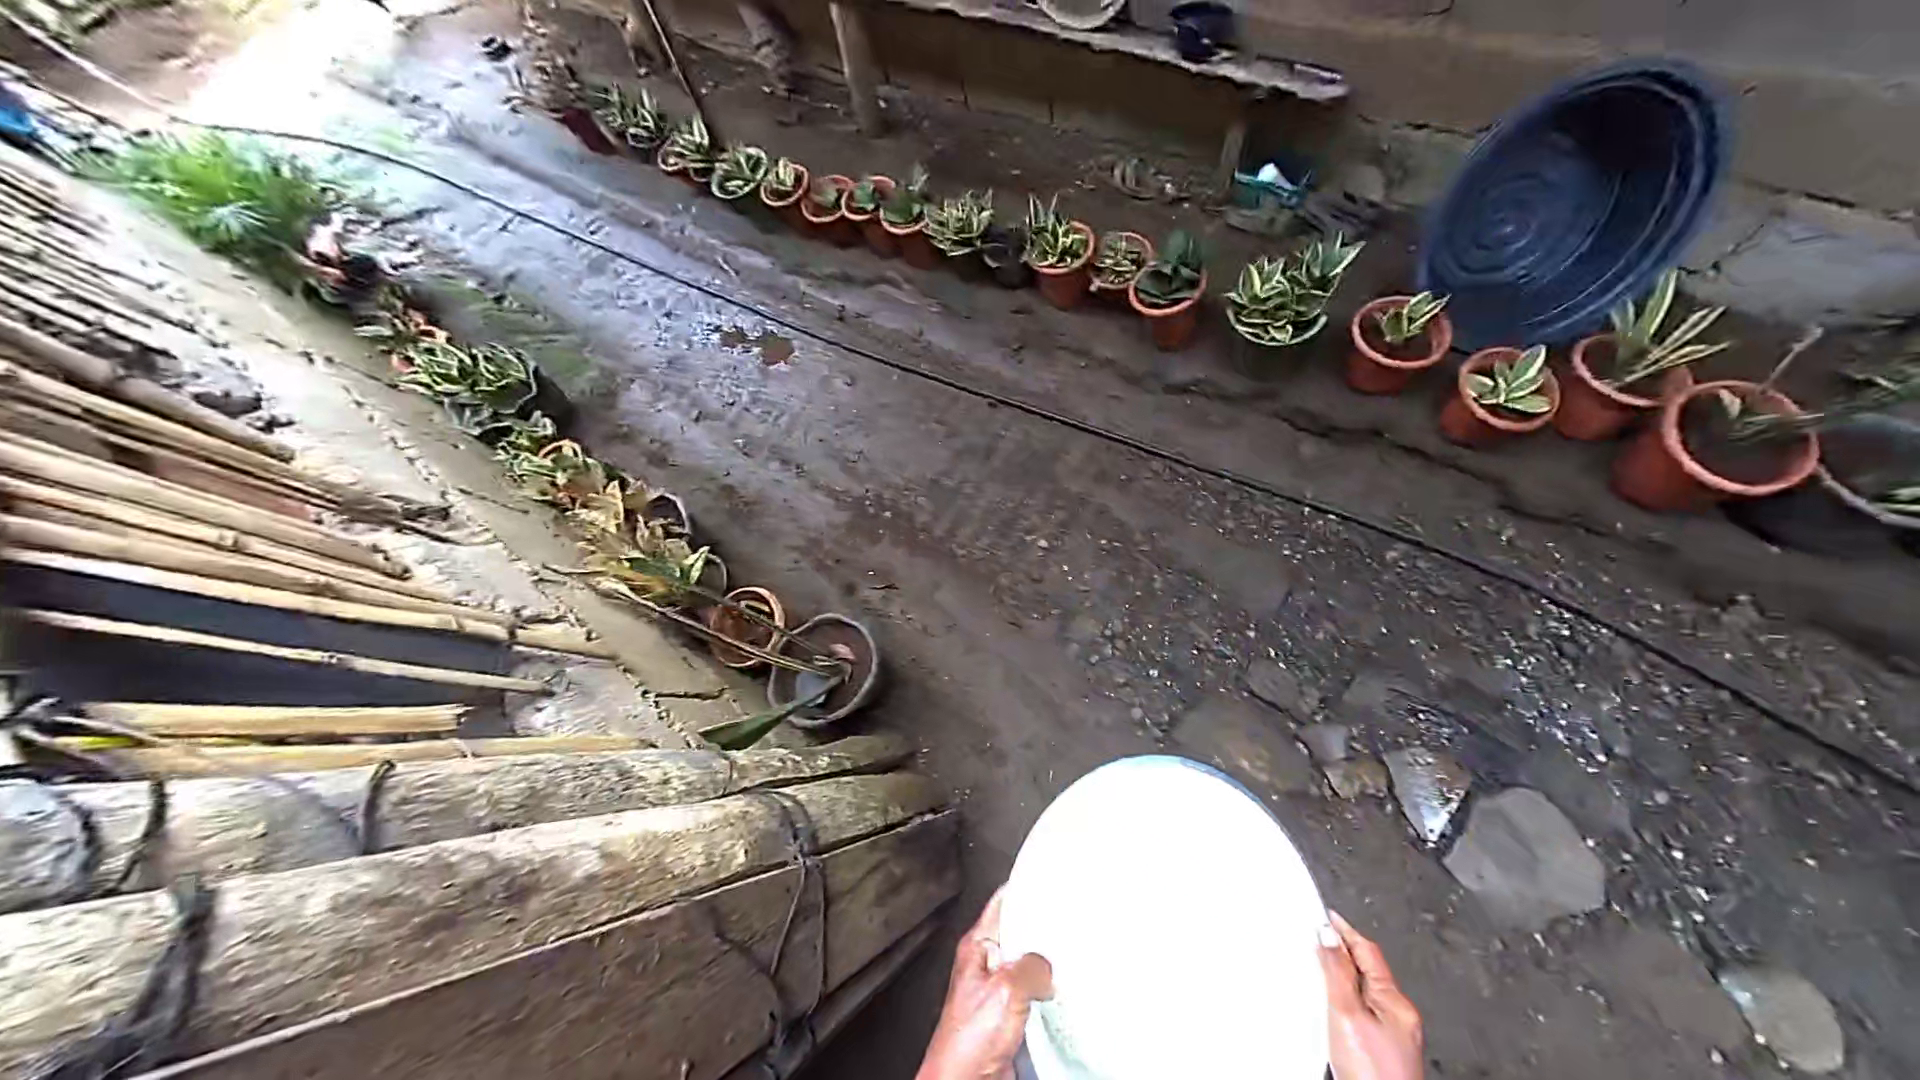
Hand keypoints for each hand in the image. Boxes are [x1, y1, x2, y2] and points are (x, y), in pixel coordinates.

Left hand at [915, 886, 1053, 1079]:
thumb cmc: (967, 1040)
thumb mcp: (1006, 989)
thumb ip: (1030, 966)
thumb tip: (1046, 966)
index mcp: (977, 945)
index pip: (1003, 902)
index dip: (1024, 887)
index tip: (1046, 877)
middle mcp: (986, 964)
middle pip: (1019, 932)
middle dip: (1041, 928)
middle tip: (1066, 921)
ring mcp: (997, 989)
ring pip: (1028, 964)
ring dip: (1045, 965)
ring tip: (1066, 958)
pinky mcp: (1008, 1015)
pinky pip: (1032, 993)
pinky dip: (1047, 992)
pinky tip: (1060, 993)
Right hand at [1320, 910, 1423, 1079]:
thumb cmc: (1372, 1075)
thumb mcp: (1347, 1014)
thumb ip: (1337, 972)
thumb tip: (1328, 934)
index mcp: (1396, 1001)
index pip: (1368, 950)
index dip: (1345, 929)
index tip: (1324, 914)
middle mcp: (1398, 1015)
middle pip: (1367, 968)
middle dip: (1342, 949)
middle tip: (1316, 932)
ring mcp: (1391, 1033)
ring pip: (1363, 988)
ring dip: (1342, 972)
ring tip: (1320, 959)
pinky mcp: (1380, 1048)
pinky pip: (1361, 1008)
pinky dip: (1343, 994)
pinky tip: (1330, 998)